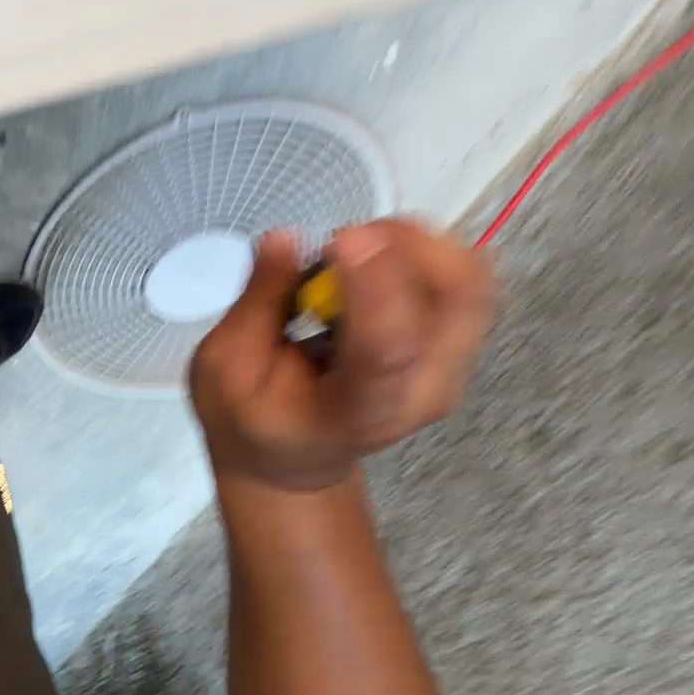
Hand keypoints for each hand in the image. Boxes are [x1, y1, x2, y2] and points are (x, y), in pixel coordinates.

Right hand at [188, 219, 495, 490]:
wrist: (290, 459)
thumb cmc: (247, 418)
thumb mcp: (224, 367)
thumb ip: (257, 305)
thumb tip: (284, 238)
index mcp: (357, 412)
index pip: (387, 349)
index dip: (372, 287)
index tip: (340, 238)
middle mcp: (423, 391)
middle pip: (457, 303)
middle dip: (410, 248)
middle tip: (344, 235)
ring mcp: (448, 368)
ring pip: (469, 284)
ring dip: (417, 247)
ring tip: (351, 246)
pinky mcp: (451, 346)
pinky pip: (460, 284)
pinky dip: (419, 256)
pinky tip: (367, 261)